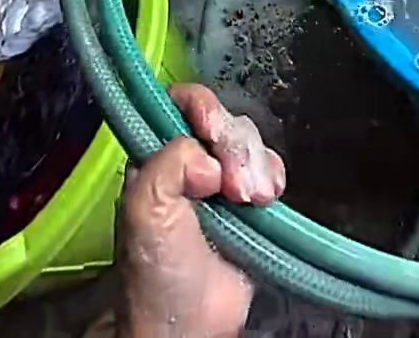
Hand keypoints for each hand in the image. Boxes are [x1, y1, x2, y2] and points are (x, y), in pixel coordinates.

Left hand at [114, 84, 286, 337]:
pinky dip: (273, 174)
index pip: (181, 103)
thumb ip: (168, 165)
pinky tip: (267, 198)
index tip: (212, 129)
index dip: (201, 106)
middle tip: (234, 189)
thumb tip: (209, 161)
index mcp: (159, 157)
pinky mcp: (250, 195)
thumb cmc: (157, 273)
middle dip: (236, 149)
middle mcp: (191, 160)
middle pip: (224, 120)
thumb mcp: (145, 212)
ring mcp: (222, 178)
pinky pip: (270, 163)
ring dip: (256, 166)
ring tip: (251, 202)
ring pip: (249, 140)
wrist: (191, 325)